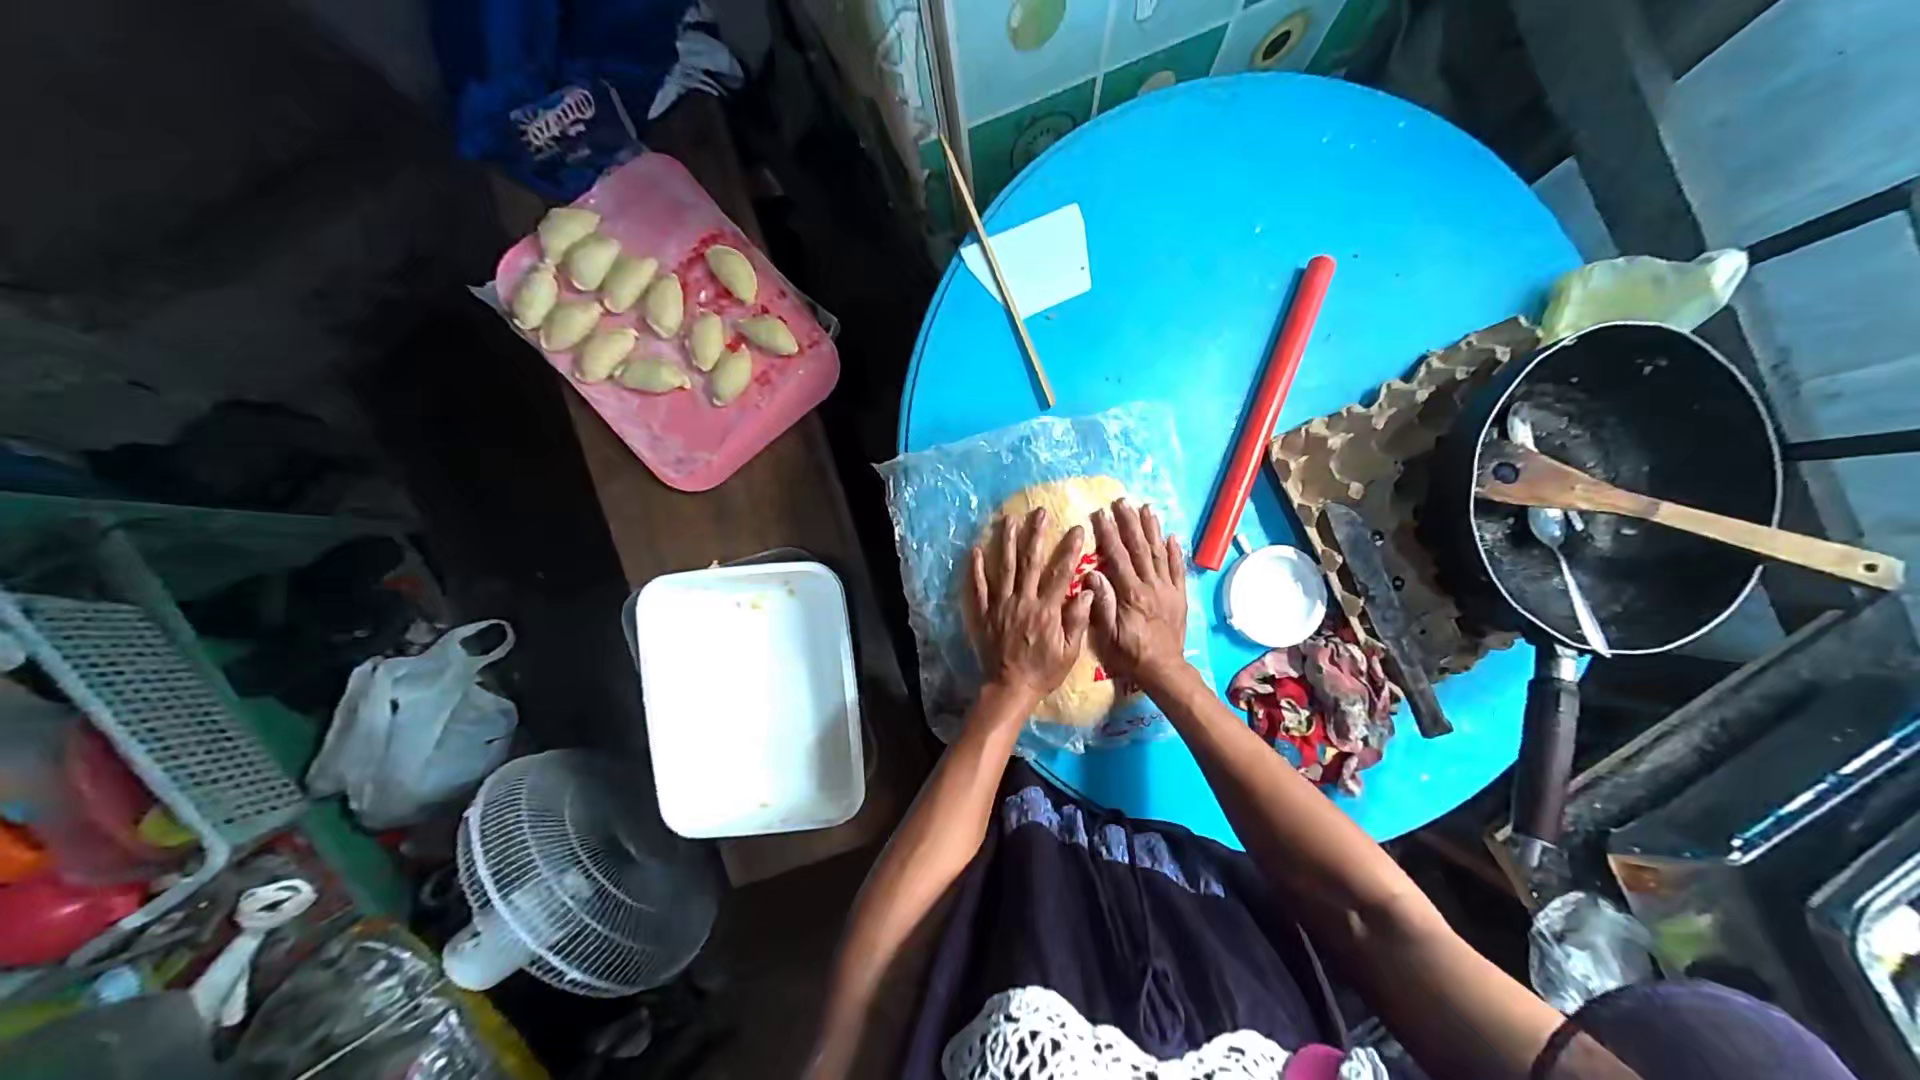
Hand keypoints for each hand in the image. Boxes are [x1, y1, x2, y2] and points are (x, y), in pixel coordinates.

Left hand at [965, 508, 1095, 705]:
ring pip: (1003, 568)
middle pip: (1030, 562)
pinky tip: (975, 549)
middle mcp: (1023, 601)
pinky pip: (978, 587)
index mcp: (1047, 610)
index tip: (1076, 529)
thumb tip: (1089, 591)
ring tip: (1008, 519)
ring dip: (1005, 541)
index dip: (1070, 550)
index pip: (1061, 573)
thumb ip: (1078, 620)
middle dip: (1035, 534)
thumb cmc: (1044, 671)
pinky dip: (976, 568)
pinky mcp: (984, 613)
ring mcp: (1001, 605)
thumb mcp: (1070, 652)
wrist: (1011, 687)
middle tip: (1038, 512)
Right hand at [1087, 499, 1189, 687]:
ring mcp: (1168, 590)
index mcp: (1131, 594)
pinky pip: (1178, 570)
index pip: (1117, 557)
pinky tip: (1171, 536)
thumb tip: (1092, 573)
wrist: (1163, 670)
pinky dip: (1176, 551)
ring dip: (1152, 529)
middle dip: (1130, 523)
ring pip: (1160, 553)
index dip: (1108, 534)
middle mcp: (1151, 586)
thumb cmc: (1130, 655)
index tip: (1101, 513)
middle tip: (1123, 501)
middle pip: (1140, 548)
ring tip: (1146, 508)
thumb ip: (1101, 603)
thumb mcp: (1107, 634)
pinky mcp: (1179, 597)